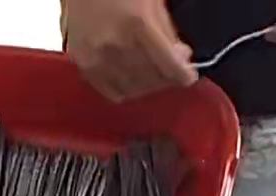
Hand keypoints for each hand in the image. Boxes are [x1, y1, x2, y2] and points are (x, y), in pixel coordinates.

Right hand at [63, 0, 196, 102]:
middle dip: (167, 77)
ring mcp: (99, 58)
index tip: (190, 76)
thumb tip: (180, 57)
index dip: (183, 74)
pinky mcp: (85, 66)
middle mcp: (118, 45)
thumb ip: (166, 27)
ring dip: (150, 84)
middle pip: (153, 78)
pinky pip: (114, 93)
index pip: (168, 64)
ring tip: (154, 73)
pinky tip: (134, 79)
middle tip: (172, 68)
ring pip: (136, 89)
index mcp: (137, 22)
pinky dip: (129, 89)